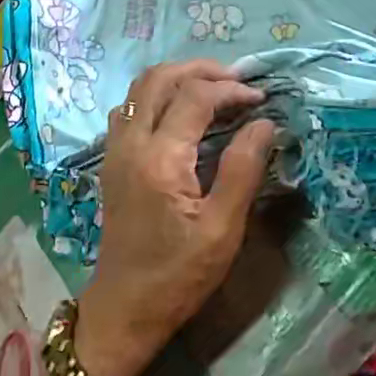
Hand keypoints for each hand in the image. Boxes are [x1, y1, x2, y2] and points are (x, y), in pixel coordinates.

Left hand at [75, 61, 275, 375]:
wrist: (125, 304)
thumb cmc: (179, 274)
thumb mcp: (222, 228)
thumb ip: (242, 169)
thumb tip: (264, 123)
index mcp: (160, 157)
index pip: (194, 97)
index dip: (230, 90)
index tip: (261, 99)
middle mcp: (130, 142)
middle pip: (158, 78)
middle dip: (199, 70)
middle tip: (237, 80)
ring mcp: (115, 149)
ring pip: (139, 89)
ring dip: (175, 79)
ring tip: (213, 89)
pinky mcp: (111, 160)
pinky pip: (130, 109)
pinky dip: (155, 97)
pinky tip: (179, 113)